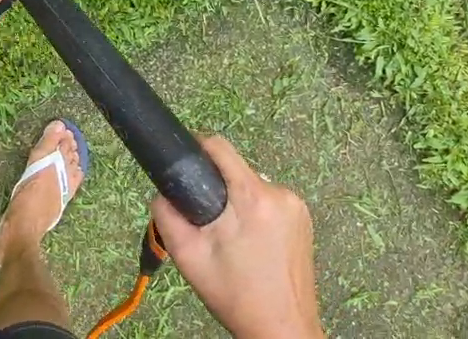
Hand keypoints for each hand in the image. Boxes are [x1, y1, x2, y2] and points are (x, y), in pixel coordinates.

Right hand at [154, 136, 323, 338]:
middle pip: (235, 168)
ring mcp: (297, 207)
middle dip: (216, 186)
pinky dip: (254, 212)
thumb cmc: (235, 296)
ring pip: (251, 185)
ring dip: (236, 200)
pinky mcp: (305, 220)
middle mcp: (281, 194)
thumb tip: (162, 191)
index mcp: (253, 198)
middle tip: (205, 219)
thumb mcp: (188, 257)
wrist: (283, 334)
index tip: (185, 164)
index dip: (196, 147)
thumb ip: (166, 214)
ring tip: (229, 236)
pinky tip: (250, 240)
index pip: (220, 147)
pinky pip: (268, 200)